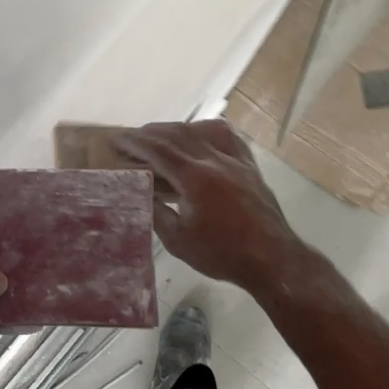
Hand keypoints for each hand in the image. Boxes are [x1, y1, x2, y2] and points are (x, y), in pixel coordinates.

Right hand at [114, 120, 305, 290]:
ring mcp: (236, 160)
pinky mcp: (249, 165)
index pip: (159, 150)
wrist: (271, 259)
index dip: (136, 143)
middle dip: (151, 133)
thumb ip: (157, 211)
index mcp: (195, 178)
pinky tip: (199, 135)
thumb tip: (141, 193)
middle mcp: (215, 161)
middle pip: (178, 135)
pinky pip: (228, 136)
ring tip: (161, 136)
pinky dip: (207, 130)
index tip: (118, 141)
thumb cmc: (221, 255)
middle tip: (132, 139)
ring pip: (202, 130)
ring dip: (177, 128)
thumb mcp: (177, 240)